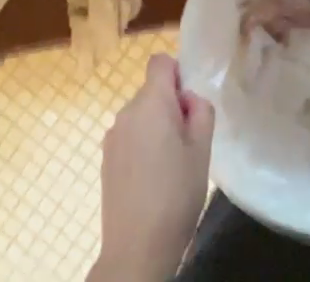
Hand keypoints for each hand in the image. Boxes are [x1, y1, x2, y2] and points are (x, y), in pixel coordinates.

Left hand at [93, 54, 215, 281]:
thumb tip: (189, 99)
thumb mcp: (202, 150)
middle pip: (151, 92)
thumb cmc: (176, 194)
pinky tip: (154, 181)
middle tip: (189, 143)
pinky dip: (143, 147)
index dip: (178, 75)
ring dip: (157, 129)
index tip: (190, 106)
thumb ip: (201, 112)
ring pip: (141, 116)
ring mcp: (112, 136)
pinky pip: (130, 137)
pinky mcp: (106, 159)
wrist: (136, 246)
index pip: (160, 62)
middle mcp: (126, 112)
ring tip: (172, 167)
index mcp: (150, 103)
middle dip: (171, 107)